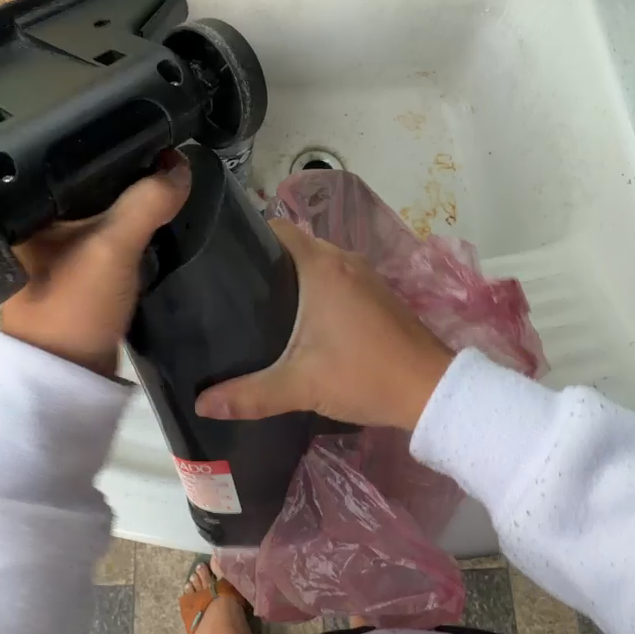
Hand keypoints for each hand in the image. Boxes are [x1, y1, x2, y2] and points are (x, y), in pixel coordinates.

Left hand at [0, 152, 190, 374]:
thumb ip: (147, 203)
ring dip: (131, 202)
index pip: (67, 159)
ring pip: (101, 211)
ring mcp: (56, 250)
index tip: (146, 134)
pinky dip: (132, 227)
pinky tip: (155, 216)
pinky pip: (110, 235)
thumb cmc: (75, 306)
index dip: (108, 146)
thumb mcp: (113, 247)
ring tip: (165, 179)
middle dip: (126, 174)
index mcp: (22, 210)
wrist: (70, 380)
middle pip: (88, 185)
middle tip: (164, 153)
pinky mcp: (78, 272)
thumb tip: (182, 167)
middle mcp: (34, 224)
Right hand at [194, 221, 453, 430]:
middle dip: (265, 262)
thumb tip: (203, 404)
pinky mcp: (378, 292)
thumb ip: (250, 394)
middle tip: (233, 290)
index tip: (222, 259)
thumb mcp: (301, 386)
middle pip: (294, 245)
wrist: (431, 390)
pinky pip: (336, 276)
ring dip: (293, 276)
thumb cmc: (364, 374)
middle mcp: (343, 259)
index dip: (247, 238)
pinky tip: (302, 319)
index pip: (276, 229)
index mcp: (321, 266)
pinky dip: (317, 288)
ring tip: (261, 304)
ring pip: (318, 261)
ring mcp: (365, 274)